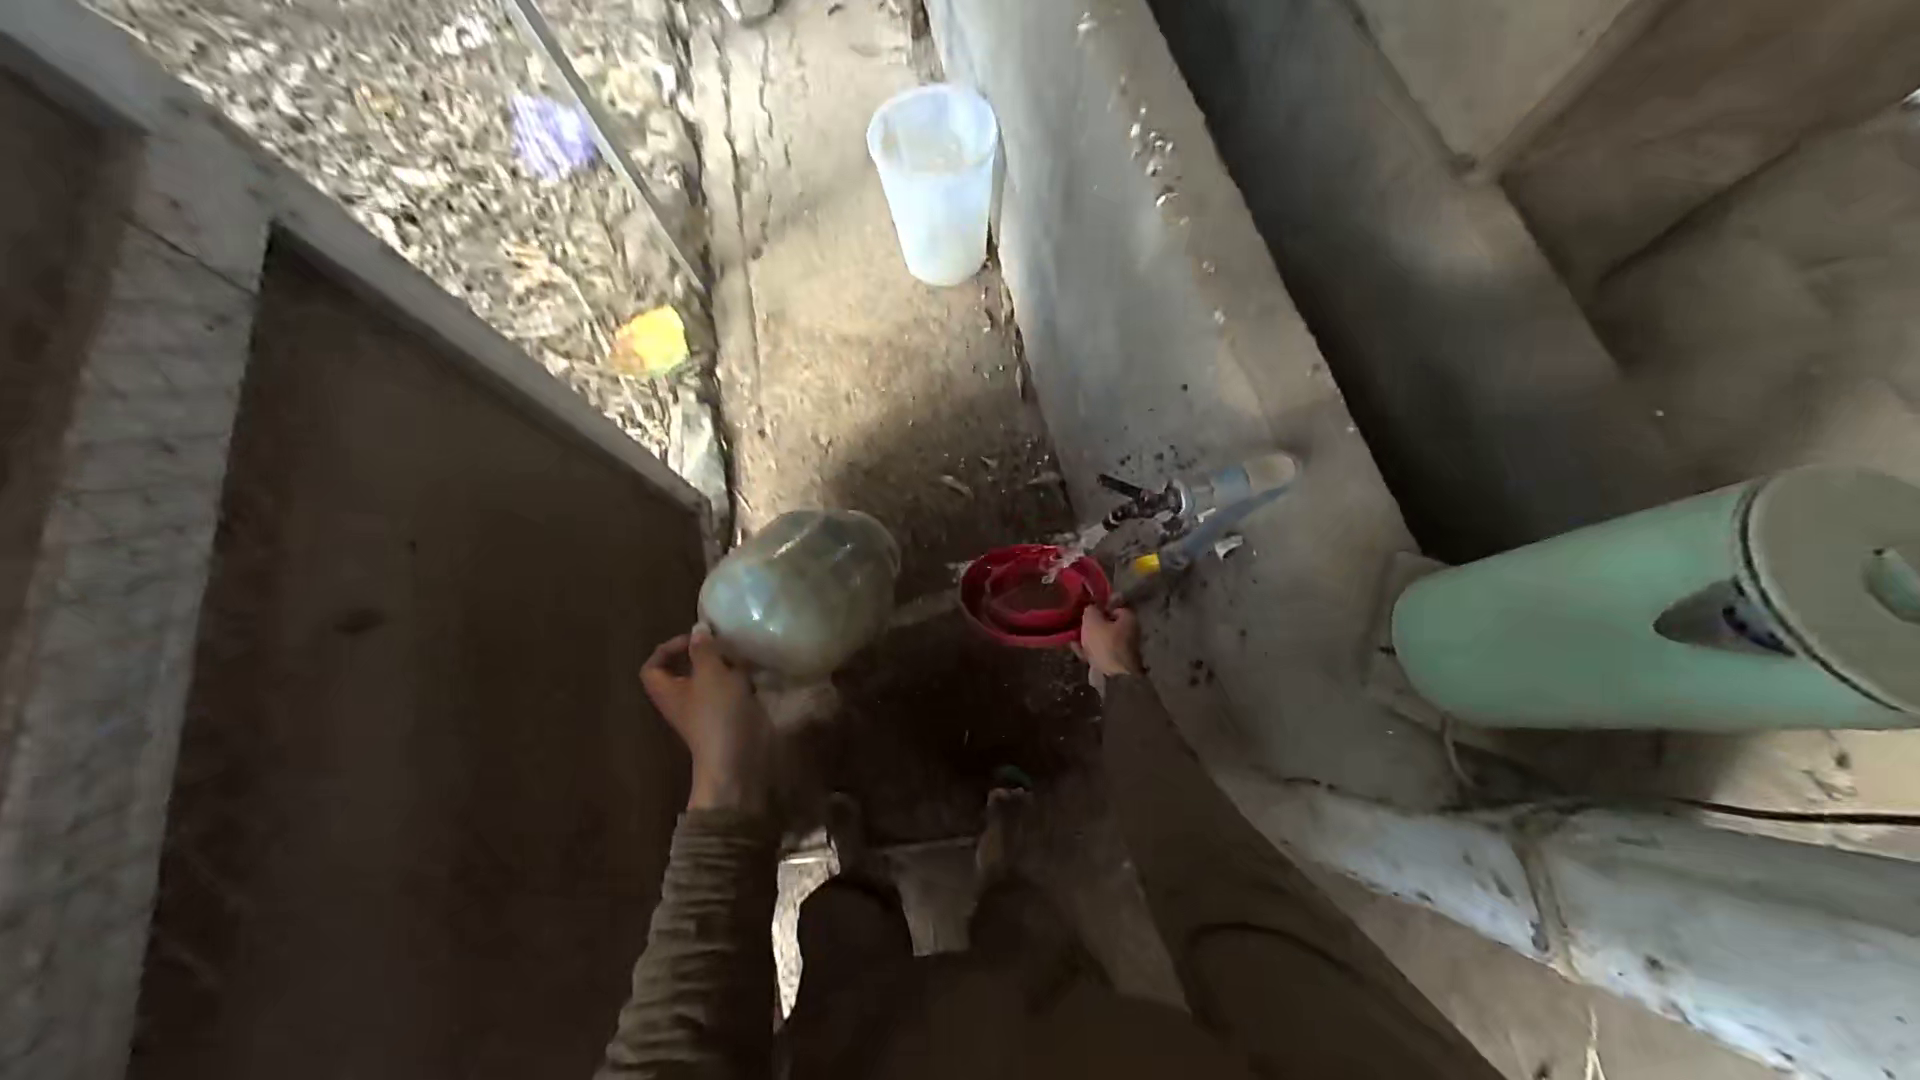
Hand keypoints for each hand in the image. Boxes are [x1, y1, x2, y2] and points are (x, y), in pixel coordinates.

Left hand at [641, 626, 771, 811]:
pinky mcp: (728, 717)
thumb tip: (698, 628)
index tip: (694, 639)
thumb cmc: (717, 714)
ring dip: (725, 666)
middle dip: (703, 654)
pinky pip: (730, 693)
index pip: (653, 666)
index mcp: (668, 691)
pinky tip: (756, 674)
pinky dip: (740, 681)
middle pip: (685, 671)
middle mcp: (683, 701)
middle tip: (723, 643)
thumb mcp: (710, 674)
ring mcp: (706, 711)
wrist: (738, 759)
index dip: (668, 648)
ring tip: (742, 654)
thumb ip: (704, 649)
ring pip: (710, 680)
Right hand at [1075, 605, 1143, 677]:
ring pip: (1105, 639)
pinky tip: (1080, 651)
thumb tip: (1092, 607)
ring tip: (1077, 640)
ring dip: (1091, 638)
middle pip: (1110, 624)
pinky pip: (1103, 652)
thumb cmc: (1105, 644)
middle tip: (1081, 627)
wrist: (1115, 678)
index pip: (1115, 607)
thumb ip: (1091, 610)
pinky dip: (1092, 651)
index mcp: (1129, 618)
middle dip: (1094, 625)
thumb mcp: (1092, 622)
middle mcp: (1132, 631)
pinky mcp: (1120, 662)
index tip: (1089, 612)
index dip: (1101, 608)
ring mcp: (1127, 649)